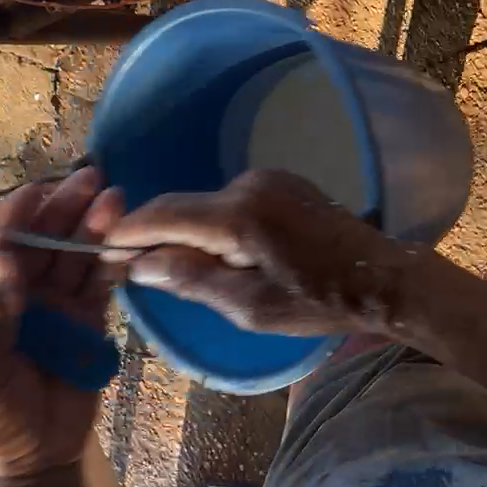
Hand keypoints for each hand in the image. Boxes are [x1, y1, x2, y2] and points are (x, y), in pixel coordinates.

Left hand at [0, 168, 124, 485]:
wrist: (32, 463)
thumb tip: (4, 262)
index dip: (11, 219)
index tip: (35, 192)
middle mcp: (16, 294)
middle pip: (40, 242)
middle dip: (61, 209)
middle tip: (90, 179)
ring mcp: (56, 304)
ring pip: (74, 255)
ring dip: (92, 225)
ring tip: (115, 198)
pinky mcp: (89, 318)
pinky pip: (101, 282)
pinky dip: (113, 258)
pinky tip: (128, 237)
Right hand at [102, 169, 415, 335]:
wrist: (385, 279)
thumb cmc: (320, 302)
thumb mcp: (251, 307)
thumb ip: (193, 280)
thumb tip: (141, 264)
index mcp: (240, 216)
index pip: (165, 215)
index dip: (127, 233)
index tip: (100, 252)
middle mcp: (250, 185)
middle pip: (183, 207)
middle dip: (154, 234)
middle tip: (131, 267)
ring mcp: (270, 179)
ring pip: (208, 205)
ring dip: (189, 231)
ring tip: (182, 269)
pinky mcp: (284, 183)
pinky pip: (233, 201)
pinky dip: (216, 223)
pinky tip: (221, 252)